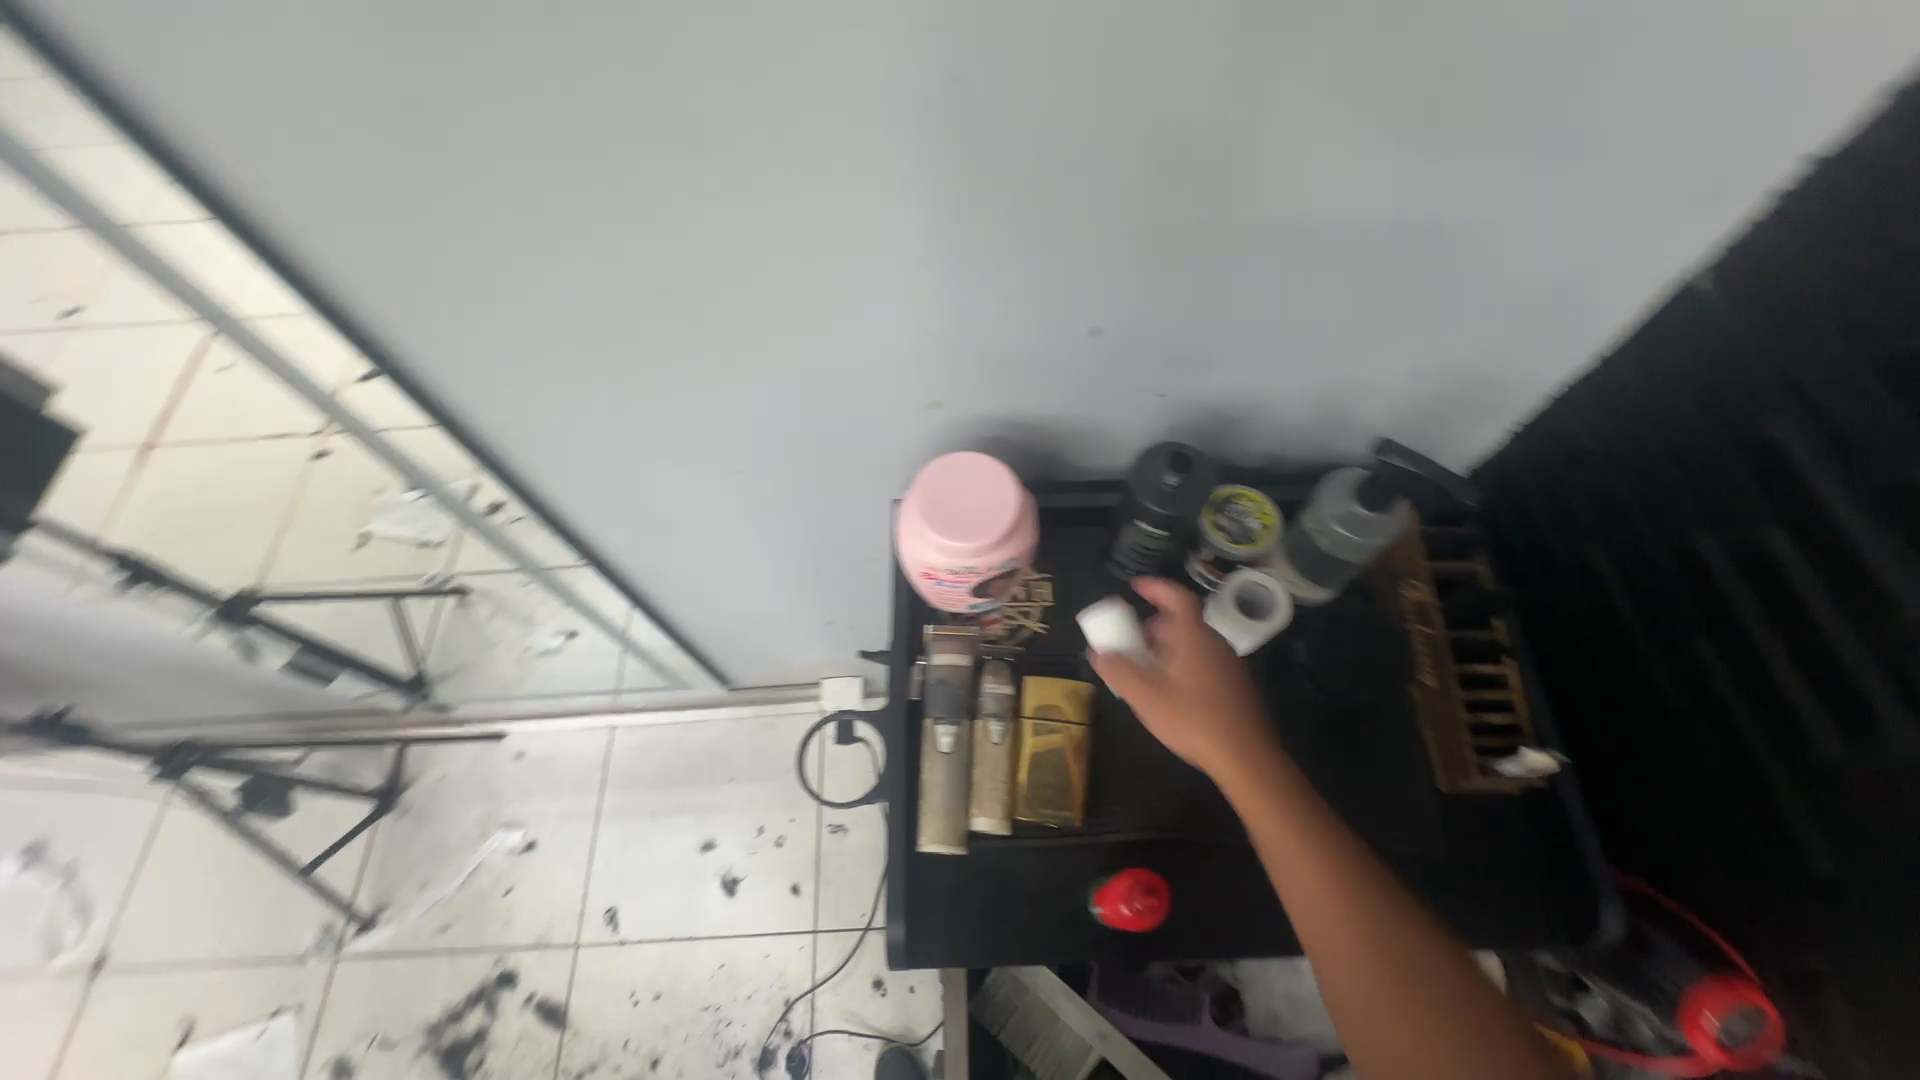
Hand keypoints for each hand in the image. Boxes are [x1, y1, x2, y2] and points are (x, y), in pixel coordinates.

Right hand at [1086, 577, 1280, 781]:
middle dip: (1151, 627)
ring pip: (1190, 645)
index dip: (1156, 587)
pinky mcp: (1233, 687)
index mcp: (1194, 637)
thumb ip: (1118, 670)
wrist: (1246, 757)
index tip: (1134, 586)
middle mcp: (1214, 644)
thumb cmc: (1193, 719)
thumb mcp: (1145, 696)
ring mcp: (1228, 666)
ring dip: (1164, 649)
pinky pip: (1200, 663)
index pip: (1177, 597)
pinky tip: (1166, 693)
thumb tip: (1098, 652)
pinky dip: (1178, 665)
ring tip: (1141, 670)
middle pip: (1181, 623)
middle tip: (1128, 641)